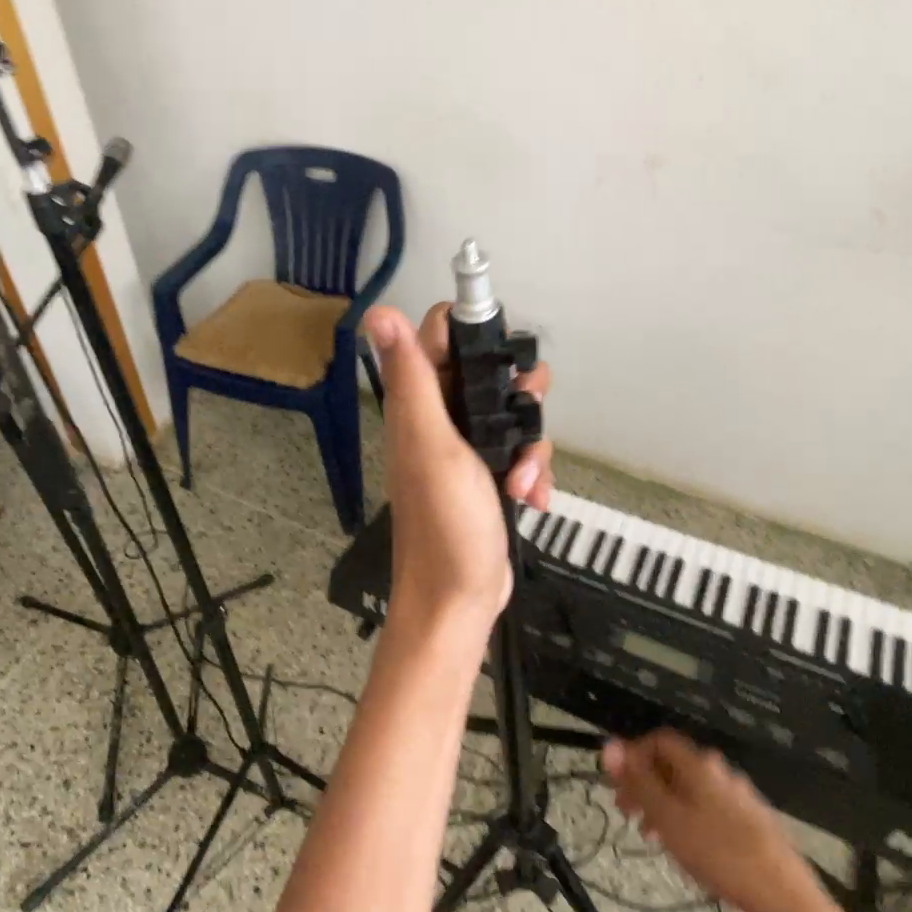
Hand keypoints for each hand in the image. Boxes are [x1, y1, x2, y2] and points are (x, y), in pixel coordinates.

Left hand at [363, 304, 553, 631]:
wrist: (458, 600)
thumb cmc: (445, 523)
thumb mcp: (431, 443)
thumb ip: (413, 378)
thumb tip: (377, 312)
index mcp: (418, 402)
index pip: (441, 335)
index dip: (474, 331)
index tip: (502, 357)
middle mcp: (440, 417)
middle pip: (489, 371)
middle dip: (519, 393)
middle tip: (526, 415)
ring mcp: (466, 449)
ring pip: (512, 413)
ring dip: (530, 442)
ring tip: (524, 478)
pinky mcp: (488, 476)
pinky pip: (521, 453)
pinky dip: (533, 472)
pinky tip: (534, 498)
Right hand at [603, 731, 851, 911]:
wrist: (782, 895)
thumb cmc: (720, 853)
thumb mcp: (667, 817)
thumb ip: (637, 781)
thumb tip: (610, 745)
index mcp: (701, 764)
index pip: (659, 740)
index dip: (633, 755)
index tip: (618, 783)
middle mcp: (721, 772)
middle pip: (674, 765)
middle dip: (645, 783)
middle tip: (627, 811)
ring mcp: (739, 796)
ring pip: (690, 789)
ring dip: (664, 804)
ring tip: (651, 833)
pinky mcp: (751, 822)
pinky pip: (709, 809)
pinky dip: (687, 819)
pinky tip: (684, 846)